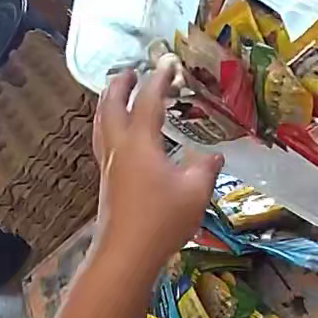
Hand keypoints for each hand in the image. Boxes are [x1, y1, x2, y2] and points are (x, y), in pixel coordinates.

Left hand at [91, 66, 223, 273]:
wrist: (126, 254)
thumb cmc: (161, 219)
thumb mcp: (195, 192)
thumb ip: (205, 167)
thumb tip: (215, 154)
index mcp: (140, 142)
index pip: (148, 100)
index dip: (160, 79)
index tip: (168, 63)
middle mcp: (119, 148)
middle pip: (112, 105)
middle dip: (121, 85)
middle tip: (131, 71)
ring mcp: (109, 166)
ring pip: (102, 124)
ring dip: (109, 103)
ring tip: (118, 95)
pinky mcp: (107, 182)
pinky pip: (104, 141)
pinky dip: (109, 126)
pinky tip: (120, 137)